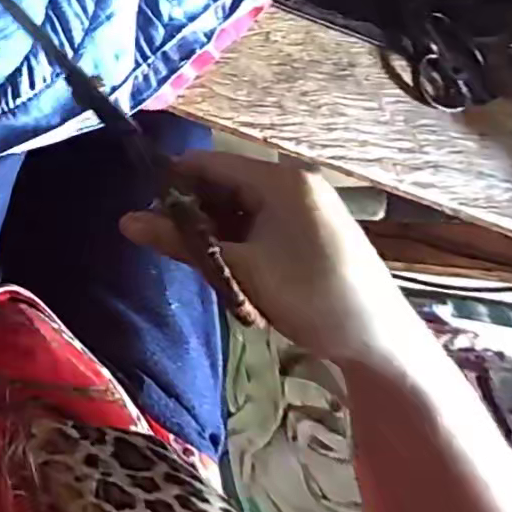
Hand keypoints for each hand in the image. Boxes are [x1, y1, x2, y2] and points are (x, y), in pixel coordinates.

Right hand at [119, 151, 425, 368]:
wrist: (388, 349)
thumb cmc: (314, 298)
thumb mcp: (239, 270)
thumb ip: (179, 242)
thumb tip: (123, 221)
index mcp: (278, 180)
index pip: (204, 163)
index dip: (171, 184)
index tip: (150, 215)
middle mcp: (290, 180)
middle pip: (218, 181)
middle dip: (192, 211)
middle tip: (178, 246)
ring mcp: (303, 202)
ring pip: (234, 201)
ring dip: (214, 228)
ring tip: (208, 262)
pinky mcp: (308, 223)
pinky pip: (255, 215)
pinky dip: (236, 235)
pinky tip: (235, 265)